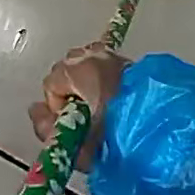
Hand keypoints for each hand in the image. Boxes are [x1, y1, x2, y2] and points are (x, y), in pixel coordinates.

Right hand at [27, 42, 127, 171]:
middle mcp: (93, 54)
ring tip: (99, 108)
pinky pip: (104, 65)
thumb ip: (47, 127)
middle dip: (69, 91)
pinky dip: (102, 79)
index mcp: (78, 68)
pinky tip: (113, 99)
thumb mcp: (76, 140)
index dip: (57, 105)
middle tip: (83, 116)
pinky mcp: (128, 60)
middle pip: (67, 69)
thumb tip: (36, 110)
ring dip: (85, 83)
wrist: (158, 124)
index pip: (51, 83)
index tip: (72, 122)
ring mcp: (112, 54)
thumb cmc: (114, 133)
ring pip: (86, 64)